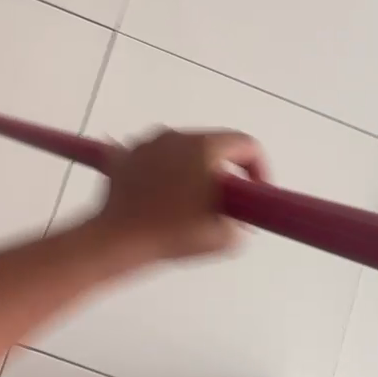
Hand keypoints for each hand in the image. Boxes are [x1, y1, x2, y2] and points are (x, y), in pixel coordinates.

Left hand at [88, 128, 267, 261]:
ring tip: (189, 201)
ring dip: (192, 168)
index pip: (245, 144)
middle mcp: (173, 136)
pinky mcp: (122, 155)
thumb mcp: (225, 236)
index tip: (255, 193)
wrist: (118, 240)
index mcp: (202, 147)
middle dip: (224, 170)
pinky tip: (161, 190)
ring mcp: (145, 143)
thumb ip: (241, 220)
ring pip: (180, 148)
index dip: (259, 168)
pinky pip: (151, 156)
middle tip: (224, 202)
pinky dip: (160, 170)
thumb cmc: (173, 235)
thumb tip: (236, 218)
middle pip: (212, 143)